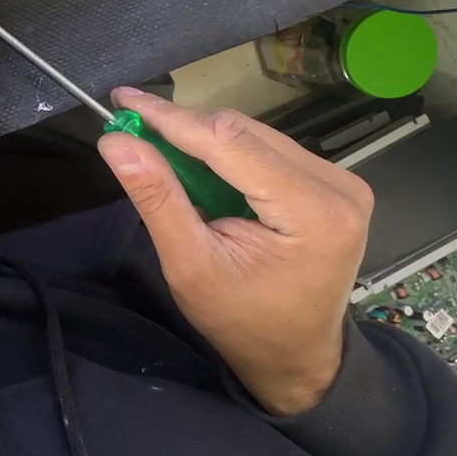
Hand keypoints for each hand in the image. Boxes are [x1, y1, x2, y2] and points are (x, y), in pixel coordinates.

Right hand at [98, 89, 372, 415]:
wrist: (297, 356)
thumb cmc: (242, 321)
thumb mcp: (189, 265)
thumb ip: (157, 199)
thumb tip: (116, 142)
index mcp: (311, 211)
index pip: (228, 141)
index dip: (170, 117)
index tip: (122, 100)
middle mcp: (337, 186)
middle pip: (241, 130)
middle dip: (181, 126)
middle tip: (128, 126)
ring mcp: (340, 181)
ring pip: (250, 133)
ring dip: (199, 136)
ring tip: (154, 147)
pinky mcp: (330, 183)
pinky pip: (263, 147)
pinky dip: (221, 150)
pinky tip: (193, 164)